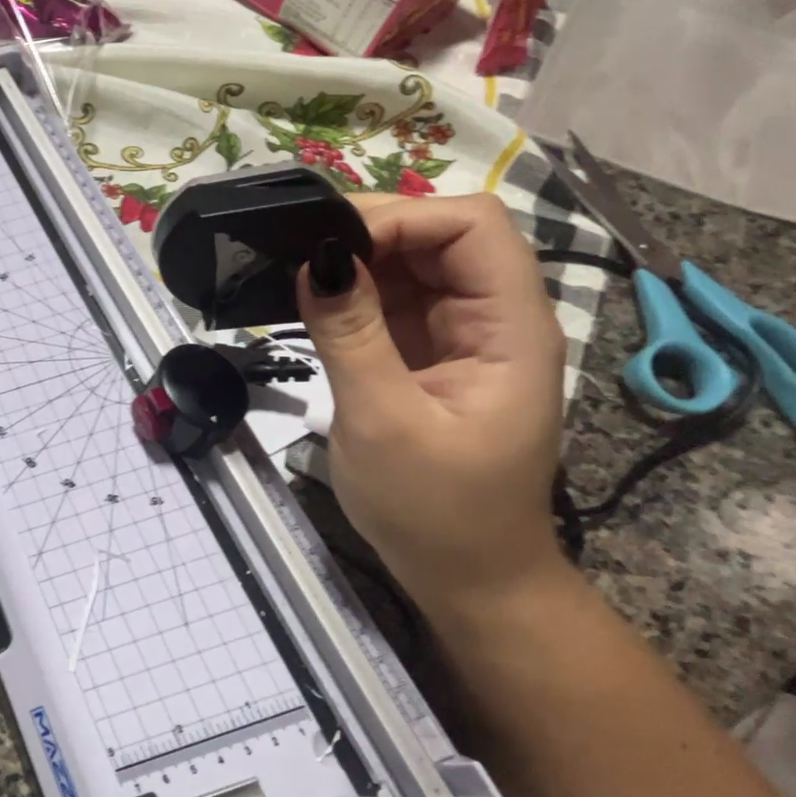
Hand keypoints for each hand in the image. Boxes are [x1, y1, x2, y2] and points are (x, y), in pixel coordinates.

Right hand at [296, 193, 569, 613]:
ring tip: (286, 270)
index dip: (401, 220)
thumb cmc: (434, 509)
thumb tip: (317, 258)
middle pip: (440, 235)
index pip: (471, 227)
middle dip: (367, 232)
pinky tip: (305, 300)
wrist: (466, 576)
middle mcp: (492, 318)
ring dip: (351, 260)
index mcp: (509, 328)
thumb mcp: (382, 420)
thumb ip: (350, 334)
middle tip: (291, 250)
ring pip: (410, 264)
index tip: (326, 246)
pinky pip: (389, 301)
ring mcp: (459, 336)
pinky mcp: (426, 355)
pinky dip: (347, 291)